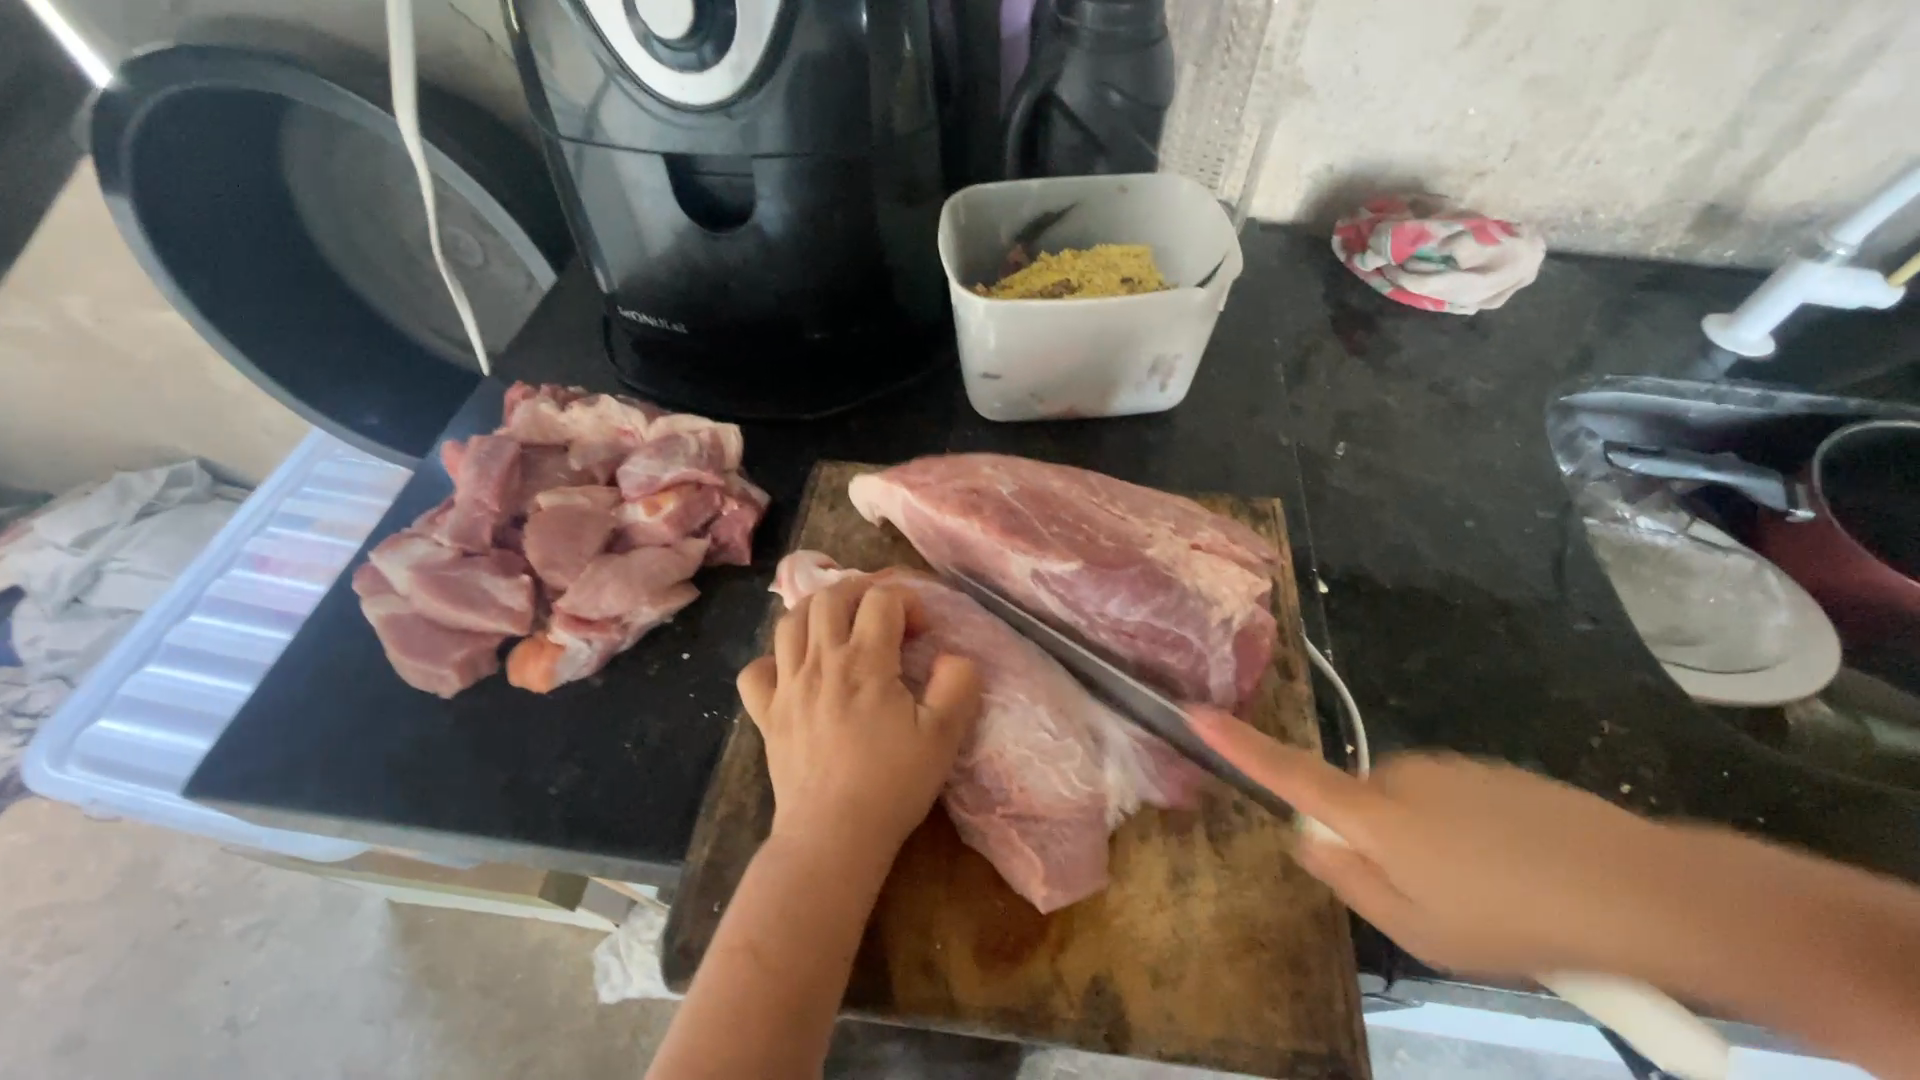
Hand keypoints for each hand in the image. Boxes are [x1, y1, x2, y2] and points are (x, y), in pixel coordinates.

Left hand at [737, 577, 980, 863]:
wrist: (833, 836)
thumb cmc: (893, 785)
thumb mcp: (944, 737)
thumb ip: (958, 686)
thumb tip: (955, 657)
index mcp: (865, 662)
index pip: (882, 599)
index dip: (908, 601)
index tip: (923, 632)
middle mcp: (820, 663)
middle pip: (831, 596)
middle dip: (861, 590)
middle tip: (884, 613)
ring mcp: (786, 687)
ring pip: (790, 621)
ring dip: (818, 611)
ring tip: (841, 626)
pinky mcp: (766, 715)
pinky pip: (756, 670)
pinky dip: (774, 659)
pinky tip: (795, 671)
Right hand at [1190, 708, 1683, 979]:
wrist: (1642, 892)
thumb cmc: (1513, 922)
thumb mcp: (1416, 930)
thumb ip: (1349, 881)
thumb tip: (1311, 841)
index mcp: (1372, 815)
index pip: (1287, 775)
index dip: (1237, 745)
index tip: (1195, 712)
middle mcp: (1402, 775)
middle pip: (1358, 803)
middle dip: (1378, 842)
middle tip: (1436, 900)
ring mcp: (1452, 767)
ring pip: (1410, 805)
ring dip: (1431, 843)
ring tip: (1493, 894)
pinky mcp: (1494, 771)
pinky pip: (1454, 800)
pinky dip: (1470, 835)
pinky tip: (1523, 873)